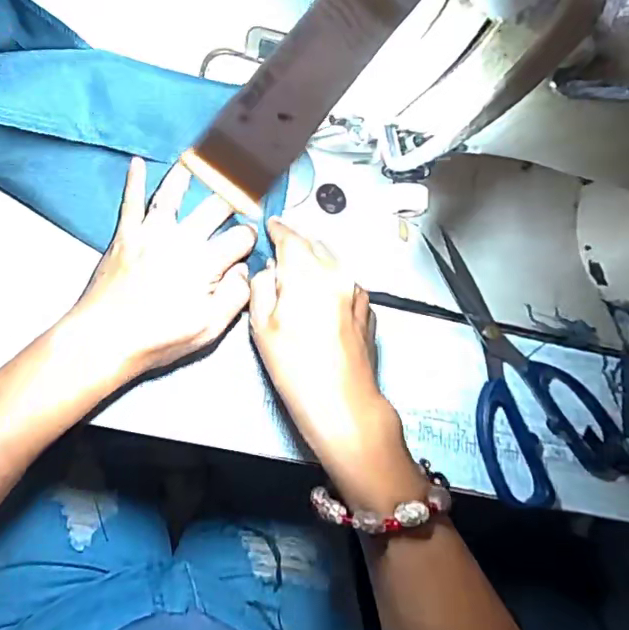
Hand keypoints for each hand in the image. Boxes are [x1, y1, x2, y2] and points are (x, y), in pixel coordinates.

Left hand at [59, 158, 256, 382]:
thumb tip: (245, 272)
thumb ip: (234, 297)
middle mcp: (179, 241)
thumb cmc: (155, 339)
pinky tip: (136, 163)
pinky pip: (130, 203)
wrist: (104, 337)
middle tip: (245, 176)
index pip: (240, 238)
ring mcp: (149, 235)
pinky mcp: (124, 237)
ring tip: (200, 156)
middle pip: (215, 206)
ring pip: (172, 195)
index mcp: (204, 264)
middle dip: (236, 189)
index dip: (251, 235)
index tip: (252, 235)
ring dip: (189, 173)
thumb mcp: (207, 328)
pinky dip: (133, 181)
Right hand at [250, 217, 426, 510]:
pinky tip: (318, 302)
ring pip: (332, 261)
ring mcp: (357, 292)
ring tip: (296, 278)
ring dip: (315, 261)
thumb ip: (260, 287)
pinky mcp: (368, 309)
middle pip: (314, 244)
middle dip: (296, 243)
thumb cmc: (297, 369)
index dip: (277, 229)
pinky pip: (345, 282)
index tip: (270, 226)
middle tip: (278, 251)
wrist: (342, 403)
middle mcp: (337, 275)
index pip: (290, 237)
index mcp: (307, 274)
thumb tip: (266, 271)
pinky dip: (331, 282)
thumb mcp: (261, 326)